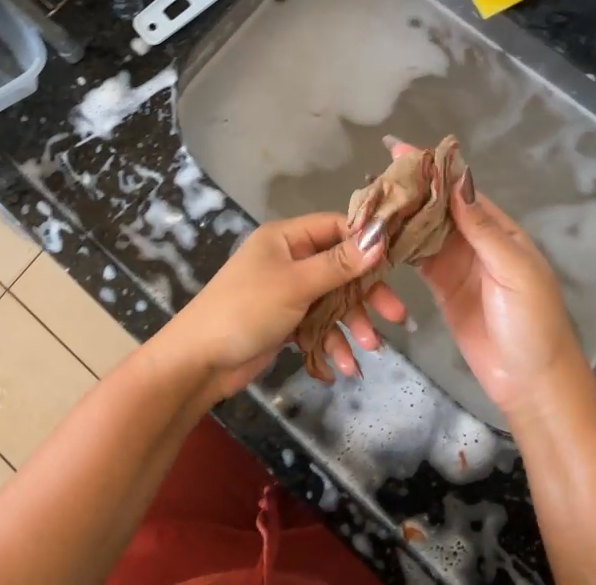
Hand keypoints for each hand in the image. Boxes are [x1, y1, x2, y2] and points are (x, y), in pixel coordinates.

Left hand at [155, 213, 405, 401]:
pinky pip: (317, 327)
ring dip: (351, 324)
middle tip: (396, 316)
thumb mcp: (296, 284)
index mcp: (285, 238)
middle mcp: (288, 260)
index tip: (395, 262)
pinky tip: (341, 367)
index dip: (366, 242)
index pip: (336, 228)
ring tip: (371, 349)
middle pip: (340, 269)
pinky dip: (330, 344)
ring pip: (332, 302)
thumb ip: (339, 264)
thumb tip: (379, 238)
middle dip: (365, 294)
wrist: (200, 361)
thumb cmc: (246, 309)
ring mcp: (286, 293)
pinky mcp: (284, 323)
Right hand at [390, 140, 583, 416]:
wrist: (533, 383)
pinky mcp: (442, 288)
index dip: (433, 171)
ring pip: (424, 231)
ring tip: (369, 200)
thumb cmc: (534, 324)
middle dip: (410, 190)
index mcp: (501, 231)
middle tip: (374, 175)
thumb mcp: (515, 272)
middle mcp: (477, 241)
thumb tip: (456, 183)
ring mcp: (458, 264)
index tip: (402, 150)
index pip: (461, 191)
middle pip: (438, 208)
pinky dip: (398, 247)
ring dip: (400, 216)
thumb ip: (484, 231)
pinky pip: (417, 259)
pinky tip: (377, 236)